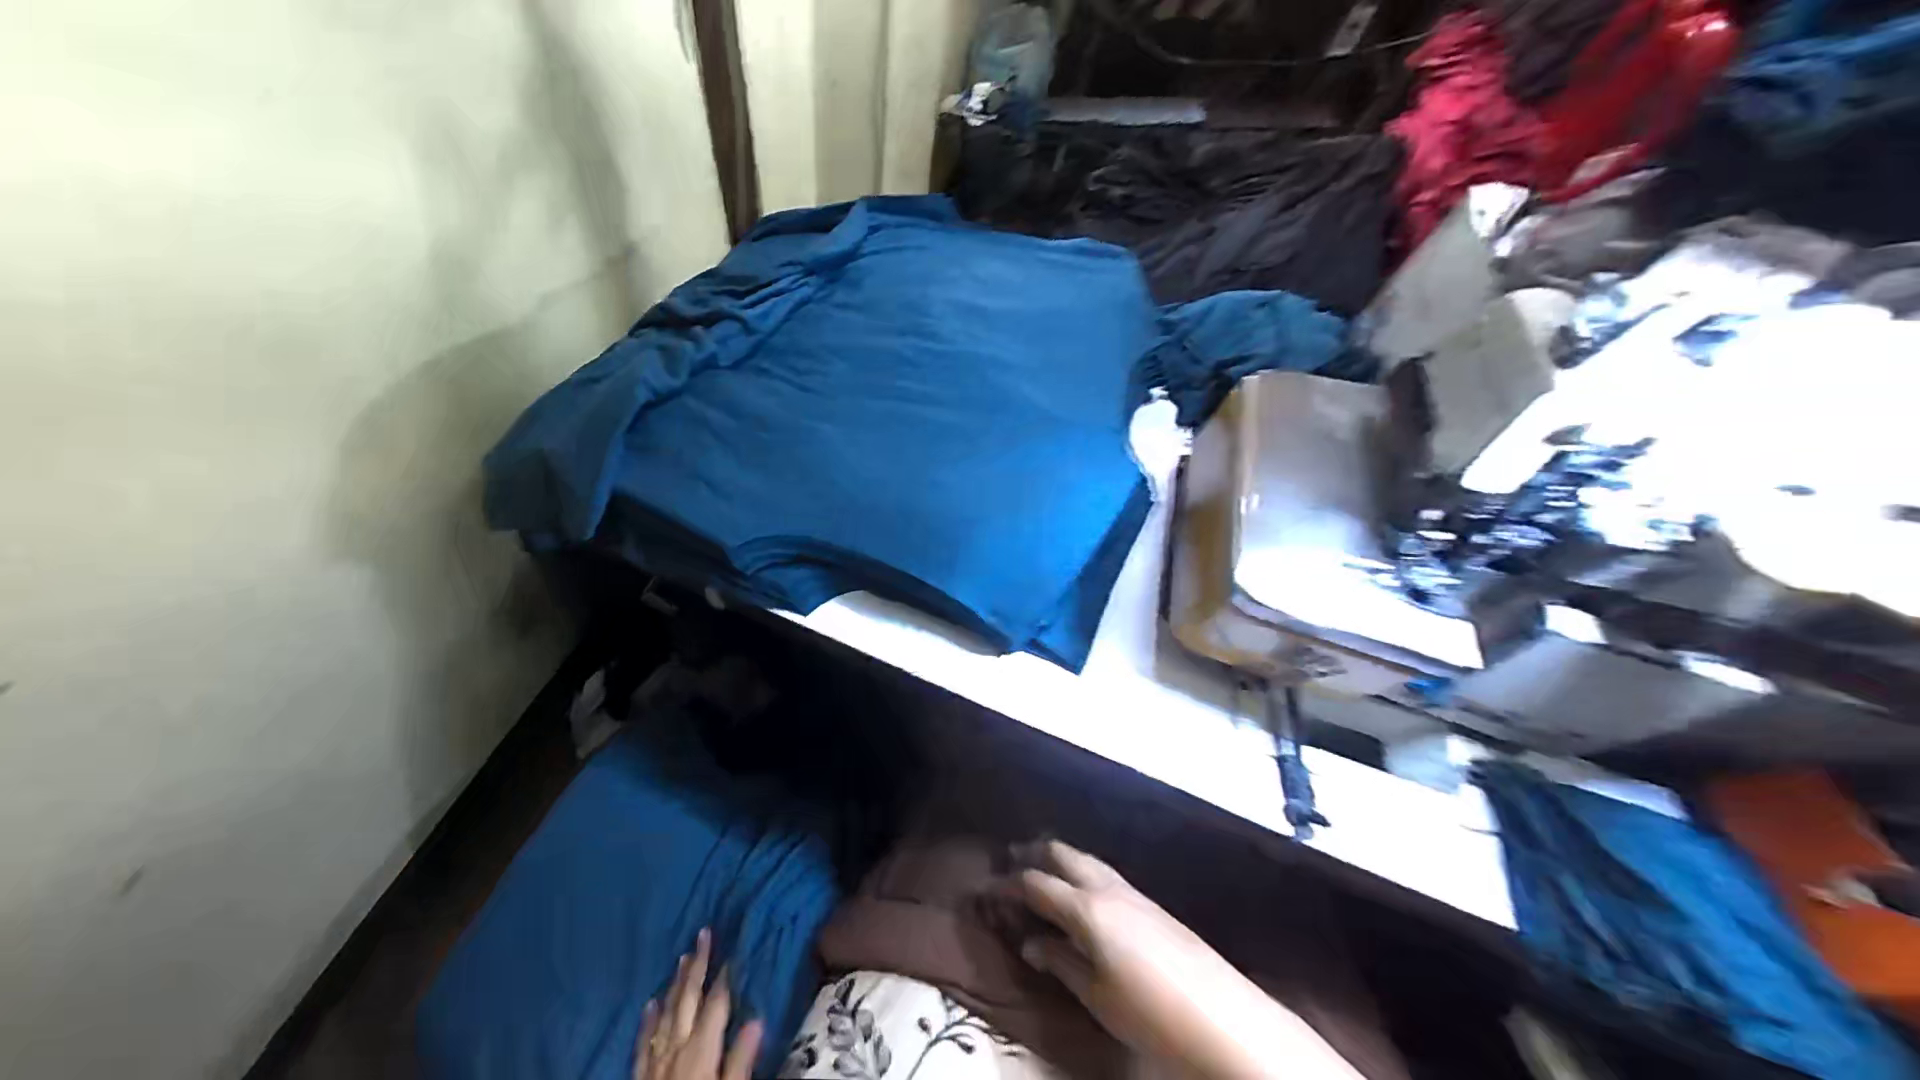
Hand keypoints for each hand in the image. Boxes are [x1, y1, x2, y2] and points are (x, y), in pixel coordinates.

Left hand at [634, 927, 763, 1079]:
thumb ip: (740, 1061)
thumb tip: (756, 1019)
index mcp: (701, 1051)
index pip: (716, 1005)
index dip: (724, 976)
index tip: (733, 948)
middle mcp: (676, 1048)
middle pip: (688, 1000)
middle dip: (697, 966)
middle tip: (703, 933)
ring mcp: (655, 1062)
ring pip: (666, 1013)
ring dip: (675, 984)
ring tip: (682, 956)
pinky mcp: (640, 1078)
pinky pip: (642, 1043)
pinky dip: (647, 1020)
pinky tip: (650, 1003)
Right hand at [1012, 840, 1361, 1079]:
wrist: (1225, 1020)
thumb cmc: (1150, 1014)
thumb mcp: (1096, 995)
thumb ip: (1060, 962)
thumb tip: (1031, 943)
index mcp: (1086, 909)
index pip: (1037, 884)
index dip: (1009, 885)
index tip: (988, 890)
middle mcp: (1107, 889)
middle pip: (1064, 855)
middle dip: (1035, 854)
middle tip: (1012, 861)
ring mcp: (1133, 893)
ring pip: (1088, 860)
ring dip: (1062, 860)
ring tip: (1044, 869)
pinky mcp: (1152, 905)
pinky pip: (1106, 874)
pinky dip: (1083, 872)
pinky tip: (1083, 891)